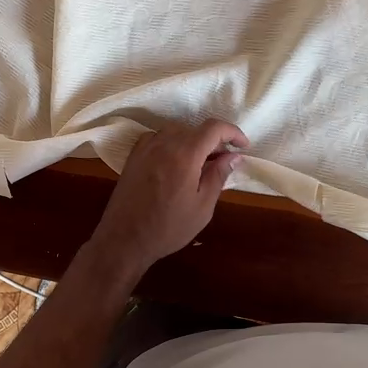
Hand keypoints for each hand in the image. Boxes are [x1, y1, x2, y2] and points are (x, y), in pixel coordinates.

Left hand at [88, 120, 248, 274]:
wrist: (124, 239)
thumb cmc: (168, 228)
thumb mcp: (202, 207)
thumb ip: (218, 176)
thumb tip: (234, 156)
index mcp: (184, 154)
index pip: (213, 128)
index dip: (232, 132)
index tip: (243, 146)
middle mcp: (164, 143)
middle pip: (195, 129)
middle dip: (214, 141)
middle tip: (223, 162)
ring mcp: (145, 148)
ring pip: (176, 132)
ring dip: (193, 142)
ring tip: (200, 164)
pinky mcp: (133, 156)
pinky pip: (158, 139)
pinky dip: (172, 144)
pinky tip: (175, 163)